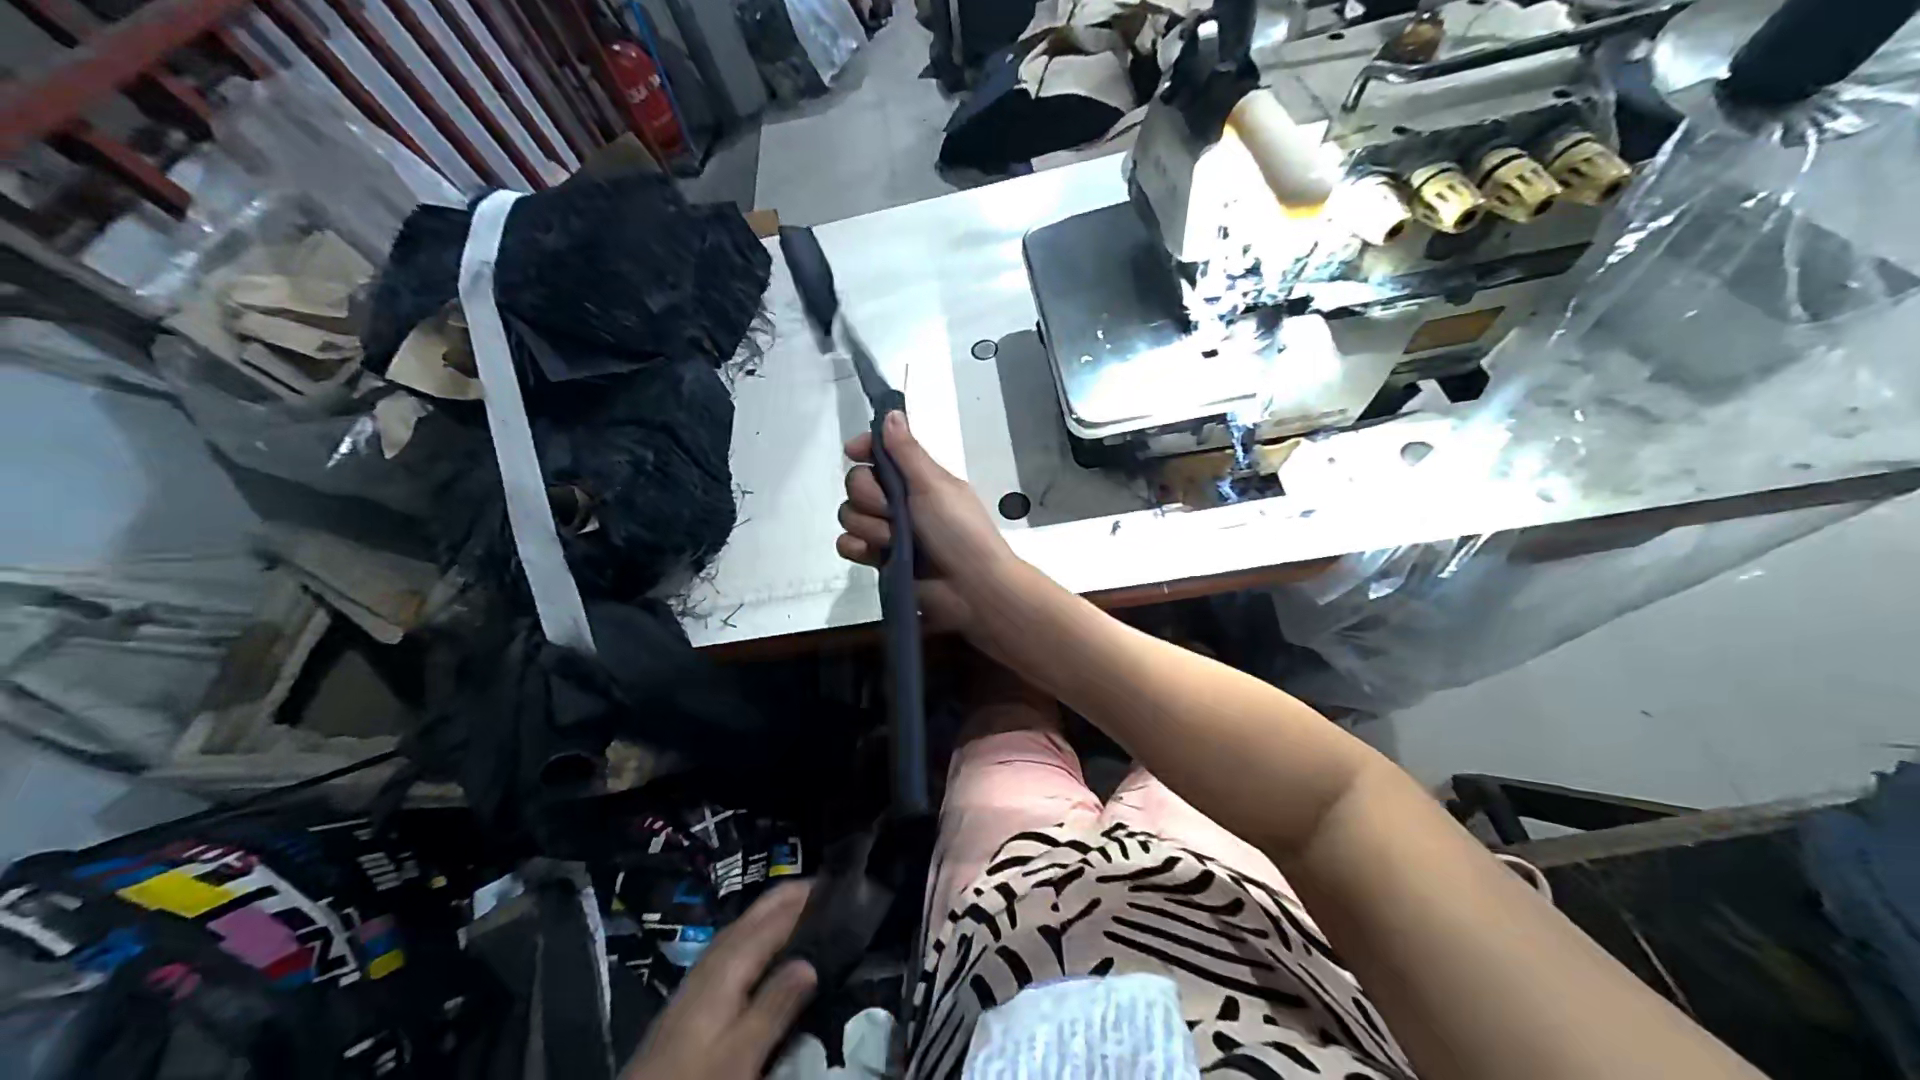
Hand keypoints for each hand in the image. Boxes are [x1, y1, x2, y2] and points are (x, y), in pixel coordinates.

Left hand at [621, 883, 817, 1079]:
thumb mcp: (741, 1056)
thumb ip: (774, 1006)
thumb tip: (811, 962)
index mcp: (728, 966)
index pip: (773, 919)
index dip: (805, 900)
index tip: (840, 887)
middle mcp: (713, 959)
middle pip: (755, 913)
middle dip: (790, 895)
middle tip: (829, 889)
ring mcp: (700, 975)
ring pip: (743, 925)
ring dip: (774, 910)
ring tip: (807, 907)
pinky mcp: (695, 993)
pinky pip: (735, 943)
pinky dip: (759, 930)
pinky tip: (768, 946)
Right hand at [837, 411, 1018, 636]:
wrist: (971, 588)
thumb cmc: (959, 530)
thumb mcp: (935, 485)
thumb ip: (907, 452)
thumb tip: (892, 413)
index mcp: (916, 479)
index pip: (878, 454)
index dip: (864, 450)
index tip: (855, 451)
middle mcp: (899, 501)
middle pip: (857, 484)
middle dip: (869, 496)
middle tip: (894, 511)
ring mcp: (887, 532)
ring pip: (850, 515)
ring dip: (870, 527)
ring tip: (895, 542)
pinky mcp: (879, 560)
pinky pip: (848, 545)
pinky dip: (857, 548)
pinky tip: (875, 554)